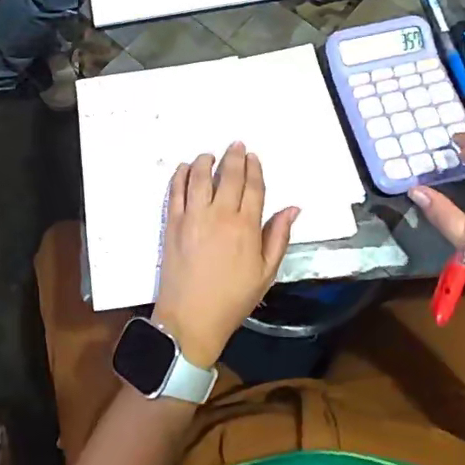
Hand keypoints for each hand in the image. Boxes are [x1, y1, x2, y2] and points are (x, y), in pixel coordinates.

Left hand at [151, 142, 298, 368]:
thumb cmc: (233, 299)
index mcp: (246, 226)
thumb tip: (292, 209)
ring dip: (205, 161)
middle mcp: (220, 215)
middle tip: (235, 145)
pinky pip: (175, 191)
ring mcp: (193, 217)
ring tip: (209, 155)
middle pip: (228, 175)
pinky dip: (180, 175)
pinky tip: (184, 168)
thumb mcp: (266, 272)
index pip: (253, 186)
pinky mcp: (172, 223)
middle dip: (233, 156)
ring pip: (199, 177)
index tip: (253, 157)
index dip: (254, 168)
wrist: (191, 319)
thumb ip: (278, 237)